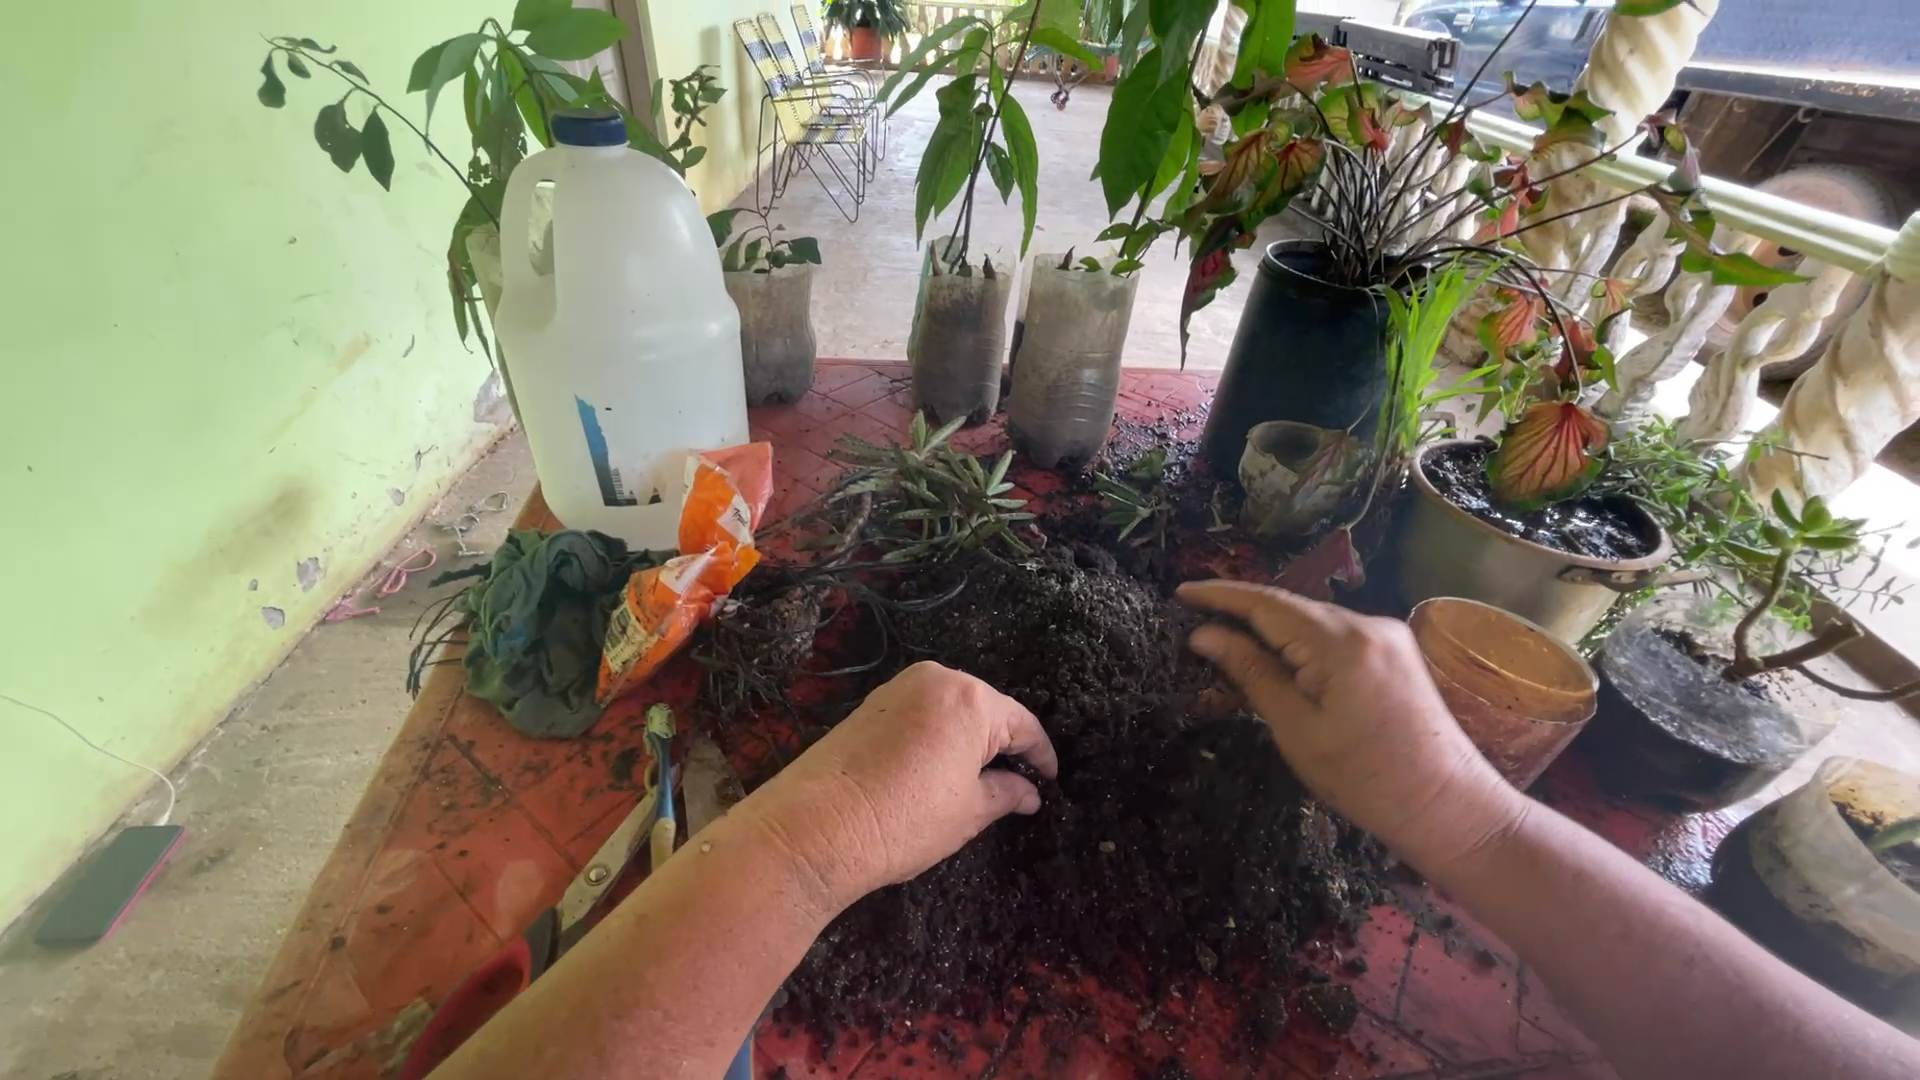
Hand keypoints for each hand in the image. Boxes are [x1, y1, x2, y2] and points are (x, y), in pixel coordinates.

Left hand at [736, 661, 1057, 911]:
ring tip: (977, 780)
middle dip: (1003, 745)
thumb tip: (1029, 793)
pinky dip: (938, 735)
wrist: (815, 826)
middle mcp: (937, 679)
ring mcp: (900, 688)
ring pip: (952, 709)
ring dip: (968, 740)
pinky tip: (937, 768)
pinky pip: (922, 713)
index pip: (1022, 724)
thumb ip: (1006, 793)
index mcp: (970, 699)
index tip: (1051, 782)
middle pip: (986, 709)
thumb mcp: (968, 812)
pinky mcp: (872, 703)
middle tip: (1016, 784)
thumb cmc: (905, 819)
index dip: (1041, 756)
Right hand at [1176, 581, 1525, 870]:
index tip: (1180, 592)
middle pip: (1287, 606)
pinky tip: (1272, 653)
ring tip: (1223, 635)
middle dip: (1239, 608)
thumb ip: (1250, 672)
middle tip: (1193, 615)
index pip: (1265, 603)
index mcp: (1340, 642)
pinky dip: (1295, 639)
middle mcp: (1366, 624)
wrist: (1451, 809)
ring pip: (1308, 618)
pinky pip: (1330, 633)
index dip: (1218, 595)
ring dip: (1267, 625)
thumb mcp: (1295, 728)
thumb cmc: (1365, 779)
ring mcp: (1385, 635)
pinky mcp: (1393, 651)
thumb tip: (1204, 634)